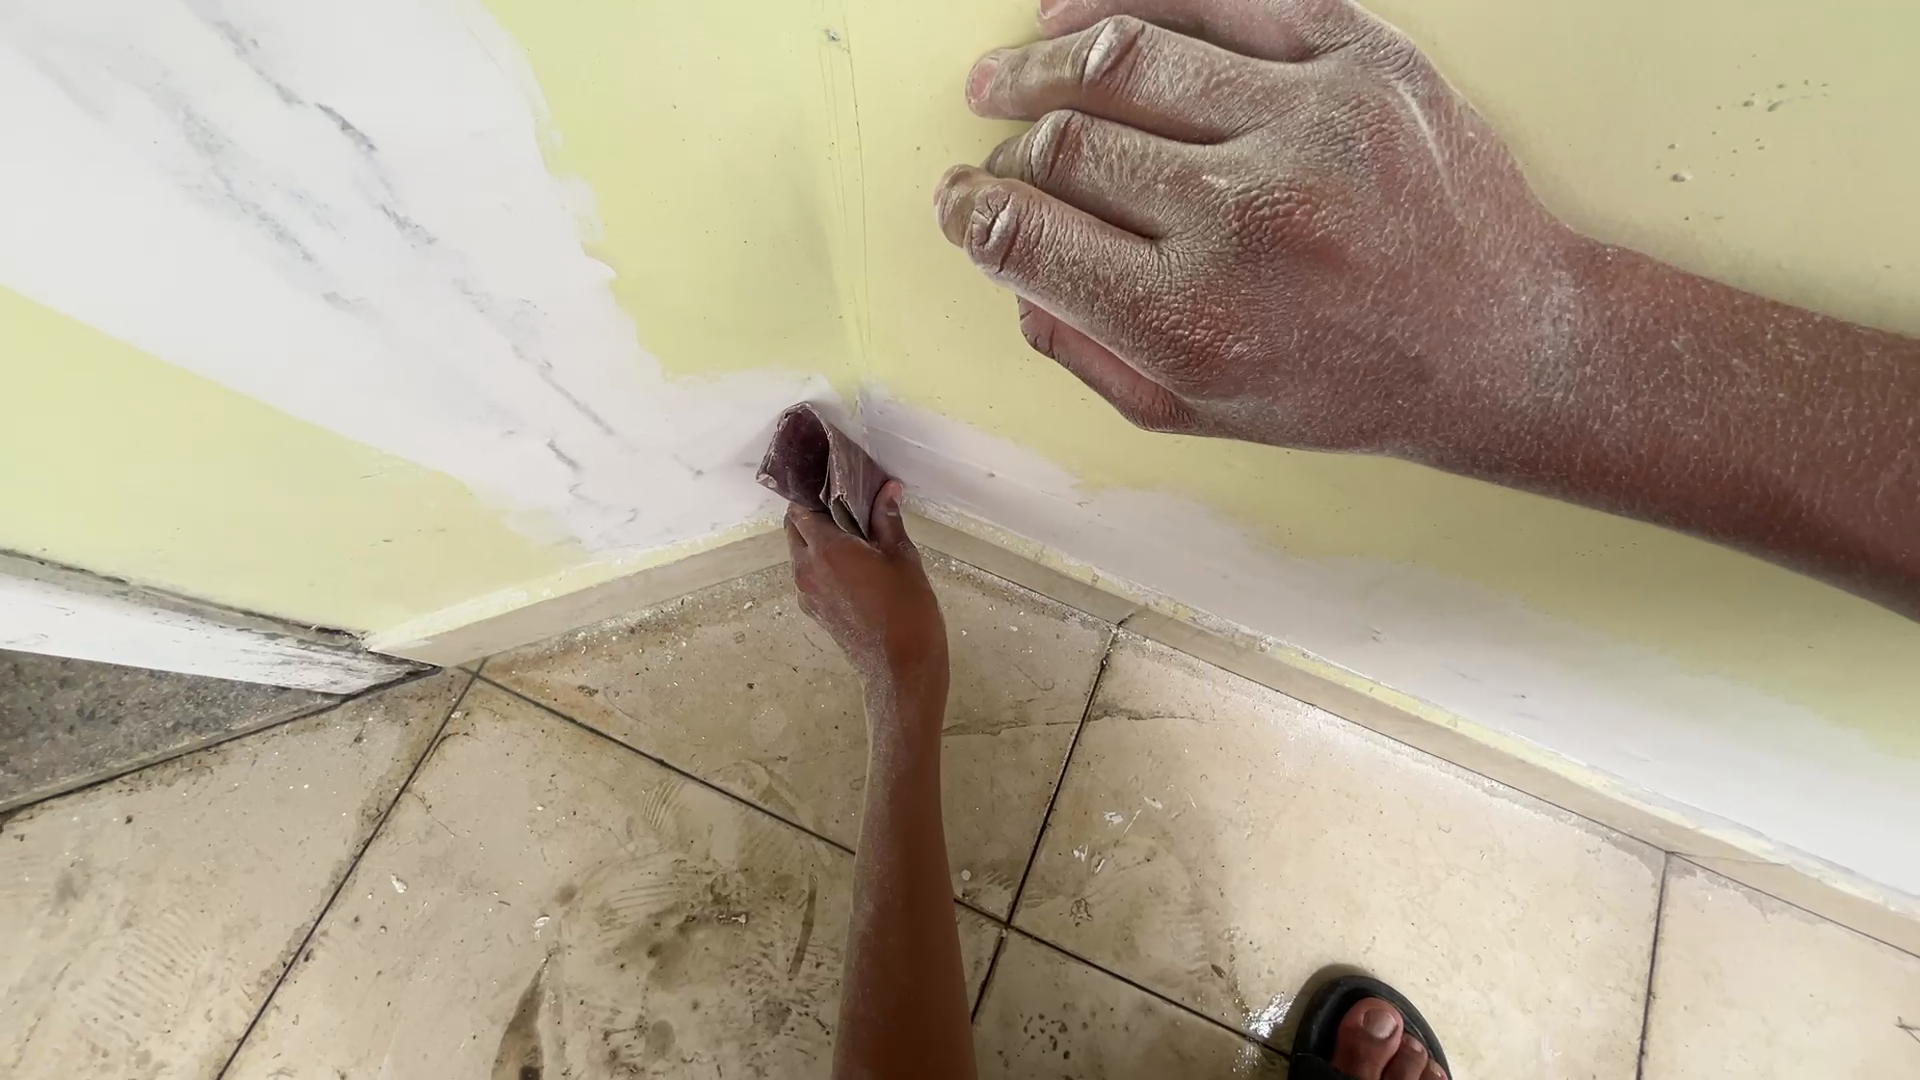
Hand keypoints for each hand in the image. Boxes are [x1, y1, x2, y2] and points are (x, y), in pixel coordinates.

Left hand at [786, 480, 948, 702]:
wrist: (900, 667)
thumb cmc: (907, 609)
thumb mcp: (902, 558)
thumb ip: (887, 520)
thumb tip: (887, 488)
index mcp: (825, 549)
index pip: (801, 508)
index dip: (813, 492)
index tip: (833, 483)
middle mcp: (806, 569)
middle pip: (794, 528)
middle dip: (813, 513)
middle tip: (846, 506)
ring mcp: (807, 593)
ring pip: (800, 553)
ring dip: (817, 539)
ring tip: (853, 534)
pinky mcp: (814, 611)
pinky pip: (809, 575)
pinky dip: (822, 562)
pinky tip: (853, 563)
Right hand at [936, 0, 1586, 465]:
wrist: (1487, 342)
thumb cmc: (1328, 389)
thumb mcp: (1188, 413)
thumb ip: (1085, 354)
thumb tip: (1017, 281)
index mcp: (1186, 320)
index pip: (1031, 241)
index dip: (970, 215)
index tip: (954, 204)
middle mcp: (1237, 218)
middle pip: (1064, 147)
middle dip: (1003, 152)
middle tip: (986, 156)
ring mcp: (1304, 125)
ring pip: (1123, 59)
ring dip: (1039, 65)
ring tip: (1002, 75)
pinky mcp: (1360, 59)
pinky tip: (1074, 14)